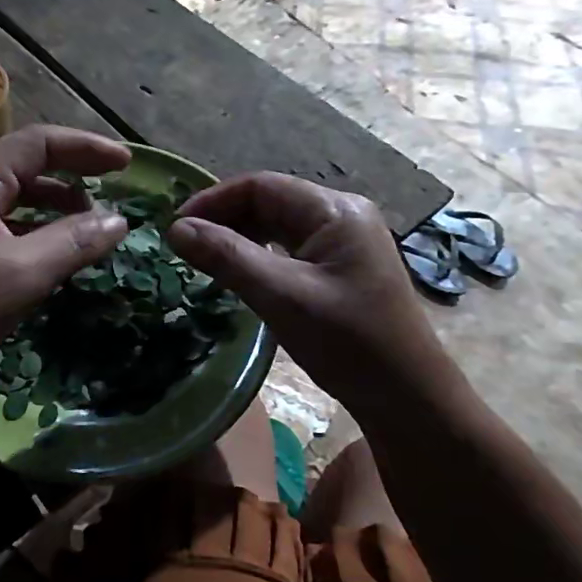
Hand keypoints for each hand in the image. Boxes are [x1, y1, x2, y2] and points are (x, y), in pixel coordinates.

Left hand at [0, 125, 130, 382]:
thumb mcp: (20, 274)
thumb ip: (72, 243)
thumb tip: (120, 221)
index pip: (36, 145)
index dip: (84, 147)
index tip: (126, 162)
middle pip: (30, 167)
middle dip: (76, 174)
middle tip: (117, 189)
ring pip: (24, 200)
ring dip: (62, 205)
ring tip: (97, 223)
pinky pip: (16, 229)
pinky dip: (46, 233)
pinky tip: (66, 253)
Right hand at [166, 173, 445, 399]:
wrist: (406, 394)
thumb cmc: (348, 342)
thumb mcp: (282, 297)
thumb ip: (228, 258)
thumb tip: (175, 229)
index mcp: (335, 210)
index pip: (262, 186)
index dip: (213, 200)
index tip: (175, 227)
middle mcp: (342, 215)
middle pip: (270, 202)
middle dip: (224, 219)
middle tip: (183, 246)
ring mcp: (345, 242)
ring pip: (279, 226)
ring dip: (239, 237)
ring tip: (203, 260)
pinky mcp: (342, 268)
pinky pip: (291, 248)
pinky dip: (259, 255)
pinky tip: (239, 274)